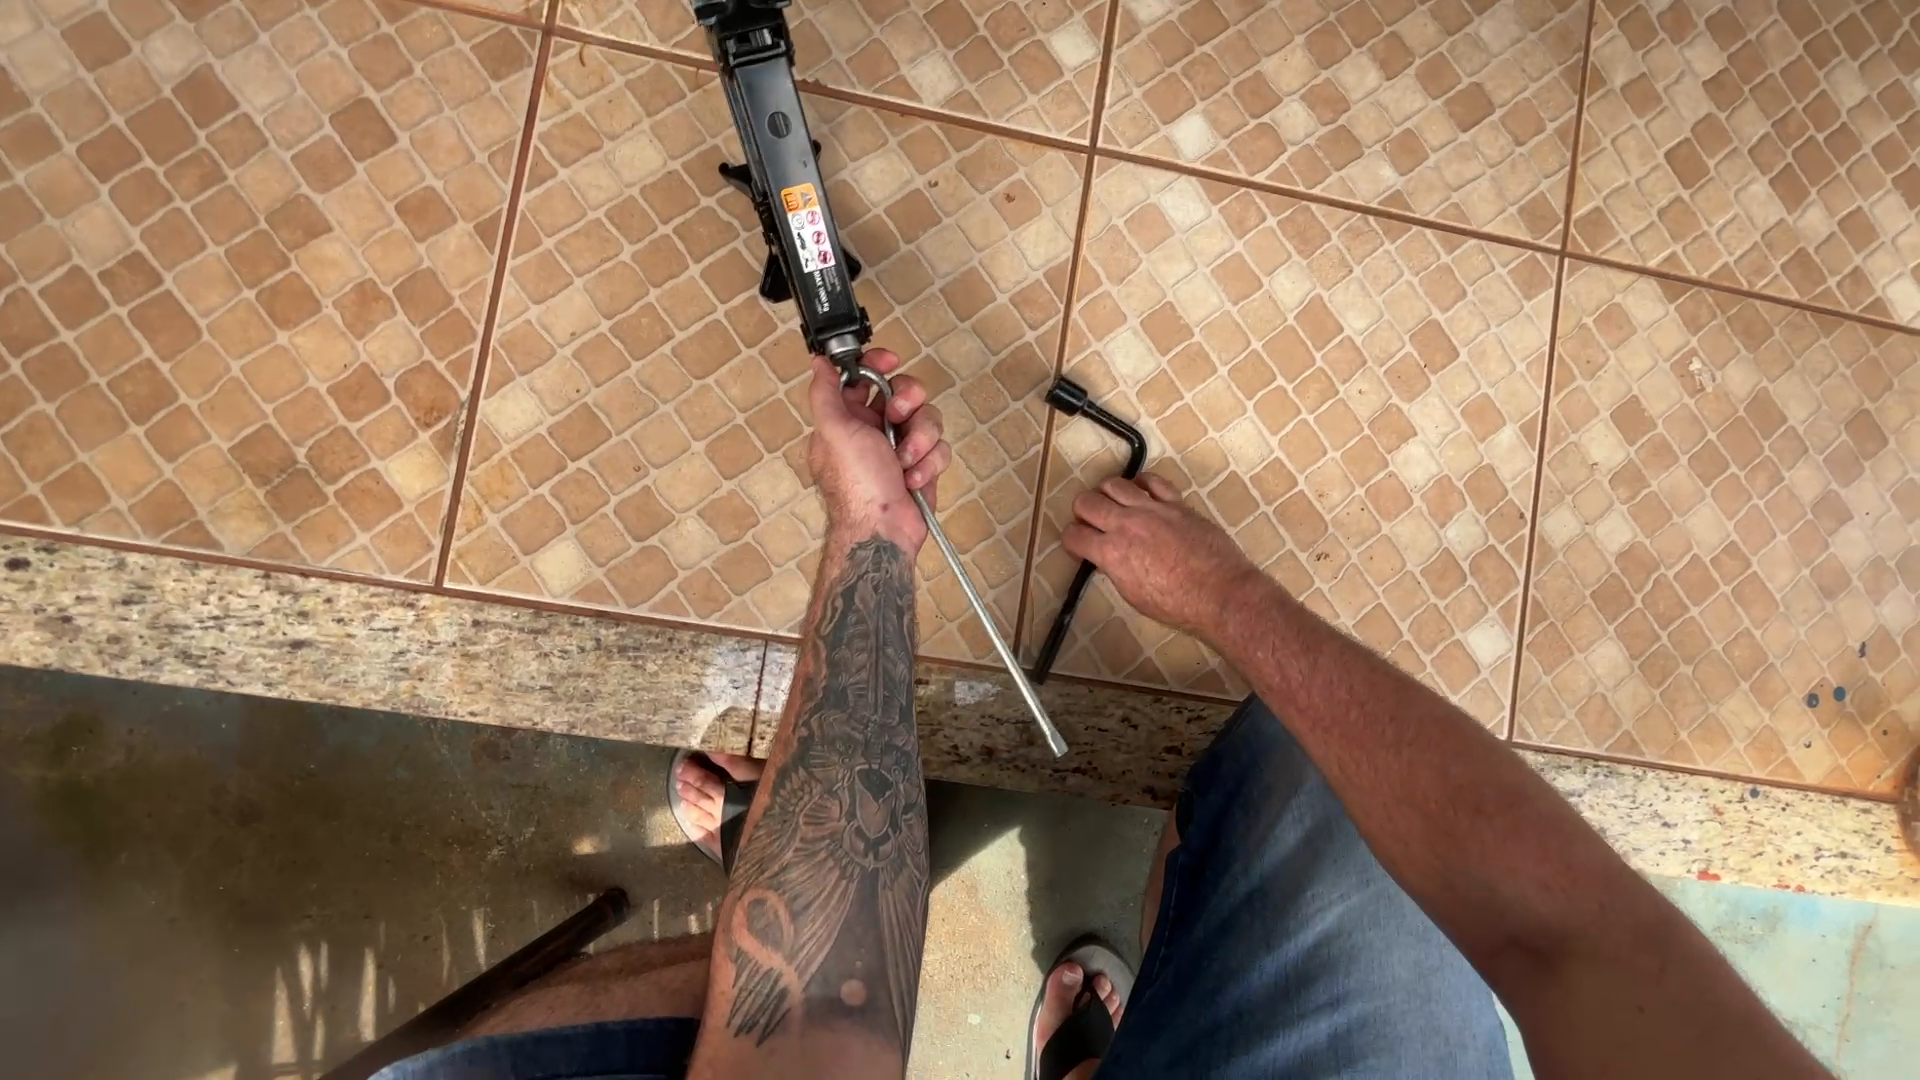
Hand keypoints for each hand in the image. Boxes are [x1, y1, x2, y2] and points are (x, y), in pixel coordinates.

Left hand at [806, 349, 950, 552]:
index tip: (890, 360)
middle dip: (908, 403)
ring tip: (904, 463)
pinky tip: (911, 481)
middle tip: (898, 416)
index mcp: (848, 418)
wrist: (883, 530)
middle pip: (906, 392)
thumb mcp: (833, 431)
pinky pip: (939, 448)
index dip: (879, 363)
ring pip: (927, 419)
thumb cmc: (856, 485)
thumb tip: (818, 364)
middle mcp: (874, 430)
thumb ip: (825, 392)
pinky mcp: (923, 466)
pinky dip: (928, 464)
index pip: (866, 376)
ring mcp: (901, 448)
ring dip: (919, 441)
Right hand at [1062, 472, 1269, 639]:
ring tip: (1113, 503)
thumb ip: (1115, 569)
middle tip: (1090, 521)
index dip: (1072, 540)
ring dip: (1106, 493)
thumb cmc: (1176, 604)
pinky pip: (1152, 480)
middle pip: (1086, 501)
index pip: (1073, 535)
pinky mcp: (1176, 503)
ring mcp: (1152, 509)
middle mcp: (1125, 525)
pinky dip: (1141, 483)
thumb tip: (1107, 558)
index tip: (1078, 545)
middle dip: (1082, 511)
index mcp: (1111, 553)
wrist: (1219, 593)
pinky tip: (1141, 491)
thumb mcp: (1132, 594)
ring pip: (1114, 484)